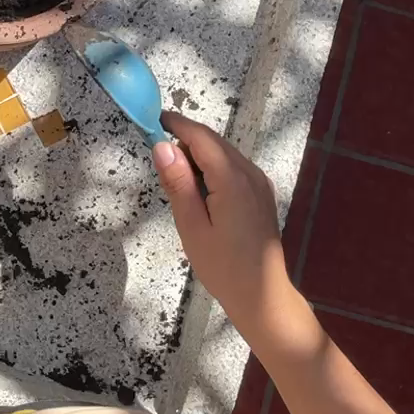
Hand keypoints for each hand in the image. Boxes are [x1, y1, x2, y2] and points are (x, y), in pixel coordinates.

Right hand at [152, 112, 288, 317]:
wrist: (262, 294)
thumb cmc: (222, 265)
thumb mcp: (191, 226)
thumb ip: (178, 183)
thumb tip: (162, 146)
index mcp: (232, 179)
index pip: (201, 137)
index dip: (176, 124)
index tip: (152, 119)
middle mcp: (250, 173)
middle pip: (213, 142)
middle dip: (184, 139)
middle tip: (156, 152)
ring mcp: (259, 183)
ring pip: (223, 154)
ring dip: (197, 155)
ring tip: (174, 175)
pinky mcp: (261, 193)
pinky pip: (233, 168)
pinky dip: (211, 167)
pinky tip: (198, 189)